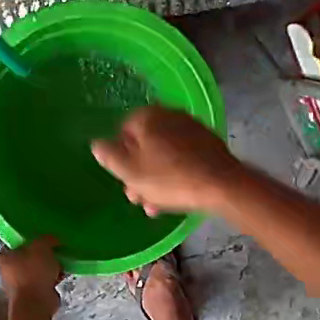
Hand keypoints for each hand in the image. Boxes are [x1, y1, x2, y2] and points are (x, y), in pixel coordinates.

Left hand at [0, 237, 62, 307]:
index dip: (30, 240)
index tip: (43, 239)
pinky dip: (52, 280)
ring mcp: (19, 286)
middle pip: (28, 257)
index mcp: (4, 257)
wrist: (36, 303)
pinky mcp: (30, 296)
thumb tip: (53, 239)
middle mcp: (8, 271)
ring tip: (60, 266)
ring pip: (36, 271)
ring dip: (49, 268)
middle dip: (43, 256)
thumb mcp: (42, 246)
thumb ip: (47, 239)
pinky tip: (61, 277)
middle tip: (54, 252)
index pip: (16, 243)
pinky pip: (43, 283)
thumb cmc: (33, 272)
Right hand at [90, 105, 245, 216]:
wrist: (222, 185)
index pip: (123, 130)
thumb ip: (109, 156)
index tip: (123, 177)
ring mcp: (192, 128)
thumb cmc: (170, 179)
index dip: (120, 156)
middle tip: (138, 197)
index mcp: (148, 116)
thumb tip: (97, 144)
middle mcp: (170, 115)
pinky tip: (177, 197)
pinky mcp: (209, 144)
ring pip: (165, 154)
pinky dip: (177, 174)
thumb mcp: (130, 172)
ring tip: (156, 205)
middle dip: (139, 172)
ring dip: (157, 178)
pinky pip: (184, 158)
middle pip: (145, 144)